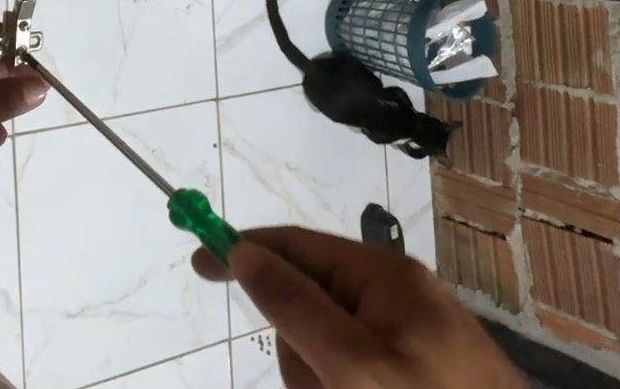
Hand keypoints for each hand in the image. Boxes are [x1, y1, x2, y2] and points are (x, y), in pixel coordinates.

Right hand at [192, 227, 522, 388]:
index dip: (241, 250)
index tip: (198, 266)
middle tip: (320, 386)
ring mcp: (411, 337)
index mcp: (386, 276)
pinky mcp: (420, 373)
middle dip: (296, 343)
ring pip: (324, 342)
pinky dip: (342, 388)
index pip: (294, 244)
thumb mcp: (353, 366)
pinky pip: (352, 368)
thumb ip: (294, 304)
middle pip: (306, 298)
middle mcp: (398, 296)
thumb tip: (241, 249)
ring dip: (318, 377)